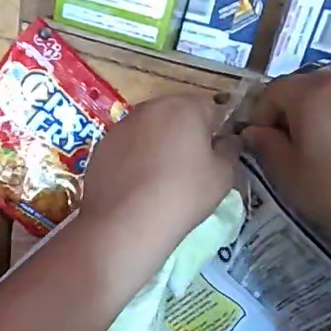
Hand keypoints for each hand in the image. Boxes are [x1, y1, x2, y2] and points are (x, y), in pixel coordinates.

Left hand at [78, 94, 236, 254]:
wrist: (125, 223)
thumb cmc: (183, 195)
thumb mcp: (223, 176)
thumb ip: (229, 150)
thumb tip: (226, 140)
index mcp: (184, 107)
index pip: (210, 108)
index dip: (215, 130)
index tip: (213, 156)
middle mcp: (150, 107)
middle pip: (175, 114)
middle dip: (183, 134)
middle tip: (187, 168)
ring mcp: (120, 126)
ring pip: (148, 130)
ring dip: (156, 145)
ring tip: (158, 179)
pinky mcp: (100, 147)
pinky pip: (126, 147)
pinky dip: (133, 159)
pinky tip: (135, 186)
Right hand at [240, 73, 330, 242]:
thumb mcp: (287, 172)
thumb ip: (265, 145)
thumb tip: (253, 131)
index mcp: (312, 94)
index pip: (274, 89)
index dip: (261, 113)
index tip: (261, 141)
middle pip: (307, 87)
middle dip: (291, 111)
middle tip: (289, 145)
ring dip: (321, 115)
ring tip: (322, 150)